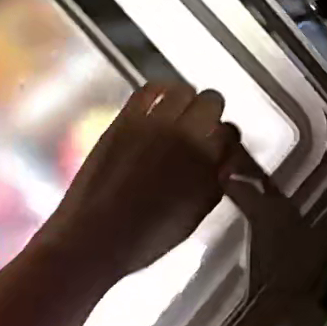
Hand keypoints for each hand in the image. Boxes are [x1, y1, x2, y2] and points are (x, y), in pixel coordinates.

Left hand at [37, 82, 237, 282]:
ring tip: (178, 112)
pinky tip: (158, 102)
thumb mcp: (196, 213)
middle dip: (210, 112)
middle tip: (200, 125)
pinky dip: (158, 91)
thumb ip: (216, 180)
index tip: (218, 145)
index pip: (230, 132)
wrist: (96, 235)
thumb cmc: (148, 236)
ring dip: (185, 99)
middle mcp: (186, 134)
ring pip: (183, 90)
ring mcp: (154, 122)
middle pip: (211, 101)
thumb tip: (223, 161)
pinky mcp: (126, 118)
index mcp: (207, 161)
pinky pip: (149, 89)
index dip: (224, 139)